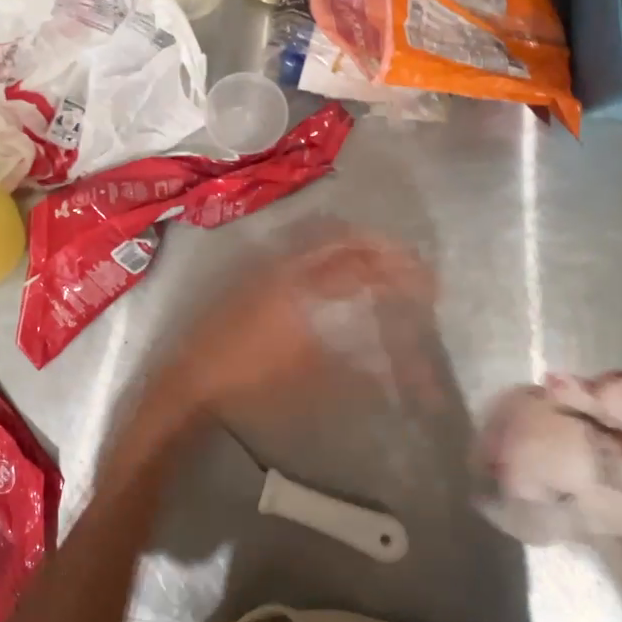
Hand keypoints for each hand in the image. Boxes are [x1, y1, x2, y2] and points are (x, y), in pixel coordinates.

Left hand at [110, 234, 435, 473]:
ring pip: (320, 239)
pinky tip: (336, 270)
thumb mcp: (313, 381)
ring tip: (380, 260)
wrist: (193, 378)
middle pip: (344, 239)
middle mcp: (288, 266)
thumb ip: (358, 370)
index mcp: (307, 288)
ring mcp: (267, 266)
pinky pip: (300, 249)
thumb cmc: (253, 381)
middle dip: (381, 247)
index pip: (364, 267)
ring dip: (354, 244)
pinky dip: (327, 250)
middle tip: (409, 263)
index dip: (401, 271)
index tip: (428, 283)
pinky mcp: (253, 274)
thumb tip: (394, 369)